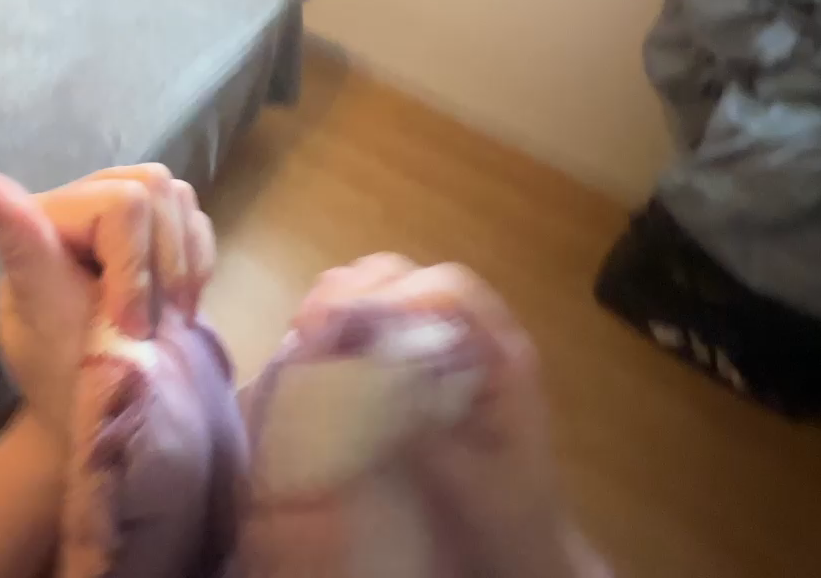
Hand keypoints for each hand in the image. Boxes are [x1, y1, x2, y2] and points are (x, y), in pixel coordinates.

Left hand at [0, 164, 214, 441]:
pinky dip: (196, 263)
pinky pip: (194, 214)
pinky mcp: (162, 223)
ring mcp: (123, 208)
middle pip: (140, 191)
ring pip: (172, 194)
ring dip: (177, 265)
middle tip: (137, 328)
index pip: (44, 202)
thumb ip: (24, 250)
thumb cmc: (75, 379)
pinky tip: (174, 302)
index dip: (10, 199)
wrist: (128, 415)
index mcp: (33, 230)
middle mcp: (76, 205)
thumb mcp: (45, 322)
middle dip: (151, 267)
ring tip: (159, 315)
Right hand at [295, 255, 603, 577]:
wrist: (516, 546)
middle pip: (403, 274)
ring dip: (336, 299)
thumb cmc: (504, 514)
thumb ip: (421, 425)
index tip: (349, 323)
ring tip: (304, 332)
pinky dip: (332, 318)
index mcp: (498, 354)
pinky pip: (362, 313)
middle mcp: (464, 331)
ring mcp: (430, 338)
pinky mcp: (403, 352)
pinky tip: (311, 345)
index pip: (450, 288)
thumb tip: (365, 376)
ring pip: (376, 284)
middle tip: (311, 325)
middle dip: (351, 290)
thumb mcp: (468, 479)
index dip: (397, 294)